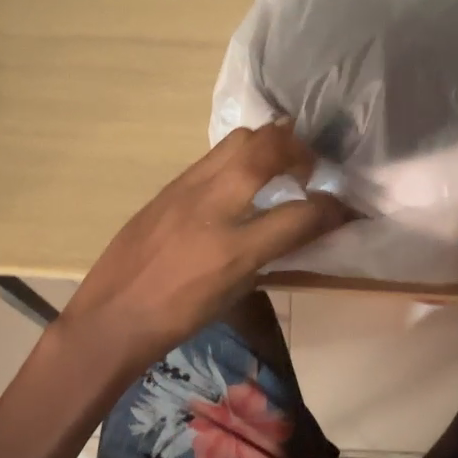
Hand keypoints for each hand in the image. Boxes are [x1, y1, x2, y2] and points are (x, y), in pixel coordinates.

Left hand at [57, 122, 346, 370]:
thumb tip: (299, 227)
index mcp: (234, 248)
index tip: (345, 208)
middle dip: (300, 151)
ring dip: (269, 143)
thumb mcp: (234, 291)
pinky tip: (242, 177)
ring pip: (240, 139)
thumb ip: (270, 253)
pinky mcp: (170, 185)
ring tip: (278, 164)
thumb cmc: (177, 317)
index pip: (301, 214)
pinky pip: (215, 155)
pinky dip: (240, 156)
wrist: (112, 315)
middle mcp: (213, 206)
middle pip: (268, 148)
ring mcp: (188, 188)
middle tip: (309, 170)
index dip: (333, 209)